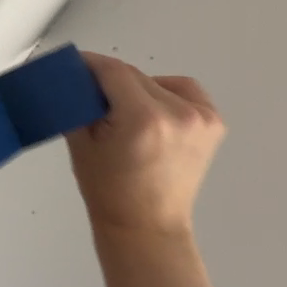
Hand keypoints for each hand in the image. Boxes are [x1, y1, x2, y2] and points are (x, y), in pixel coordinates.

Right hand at [67, 53, 225, 236]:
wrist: (145, 222)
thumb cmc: (106, 189)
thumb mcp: (82, 144)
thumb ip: (81, 107)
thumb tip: (76, 82)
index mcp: (143, 119)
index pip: (114, 72)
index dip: (91, 63)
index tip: (73, 63)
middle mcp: (179, 113)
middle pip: (136, 76)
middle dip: (109, 80)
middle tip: (87, 90)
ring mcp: (202, 118)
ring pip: (159, 82)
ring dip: (136, 86)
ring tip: (120, 107)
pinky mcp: (213, 123)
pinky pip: (185, 92)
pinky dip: (164, 92)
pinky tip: (148, 108)